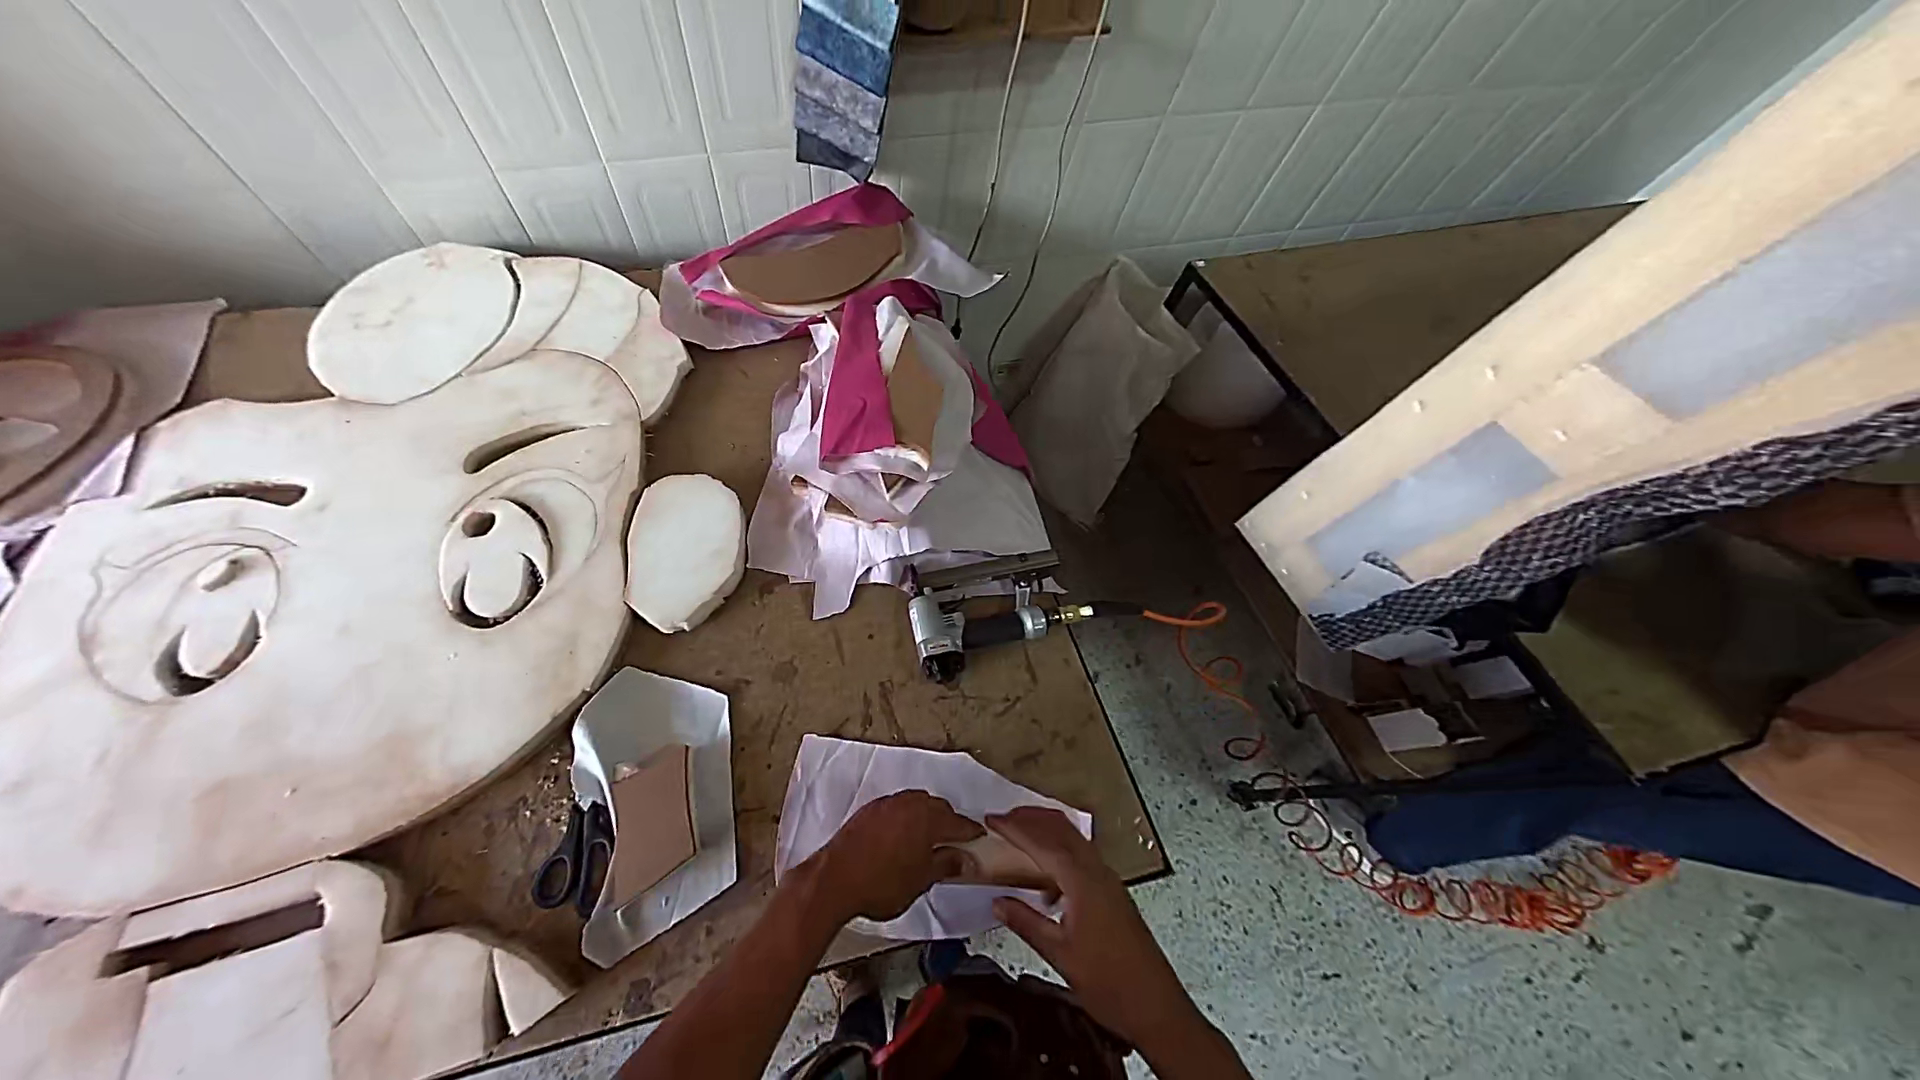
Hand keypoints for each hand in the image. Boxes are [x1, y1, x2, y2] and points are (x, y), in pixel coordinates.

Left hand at [807, 790, 983, 923]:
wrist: (834, 880)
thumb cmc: (879, 884)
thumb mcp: (921, 881)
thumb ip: (946, 865)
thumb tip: (963, 859)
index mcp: (928, 819)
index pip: (959, 822)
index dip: (971, 832)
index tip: (977, 838)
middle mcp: (909, 804)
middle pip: (938, 807)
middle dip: (949, 822)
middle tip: (955, 842)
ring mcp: (887, 804)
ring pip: (916, 803)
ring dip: (926, 816)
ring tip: (928, 839)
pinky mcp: (869, 810)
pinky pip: (896, 807)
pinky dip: (905, 817)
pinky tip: (902, 836)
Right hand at [986, 808, 1206, 1057]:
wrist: (1157, 1007)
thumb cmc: (1109, 983)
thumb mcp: (1060, 954)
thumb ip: (1026, 922)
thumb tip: (997, 901)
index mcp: (1082, 881)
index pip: (1042, 843)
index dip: (1014, 828)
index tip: (990, 819)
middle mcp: (1098, 872)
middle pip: (1062, 829)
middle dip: (1032, 818)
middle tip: (1003, 817)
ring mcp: (1108, 880)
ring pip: (1074, 841)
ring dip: (1047, 832)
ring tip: (1020, 838)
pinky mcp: (1113, 893)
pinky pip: (1083, 858)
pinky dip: (1061, 853)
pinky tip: (1047, 883)